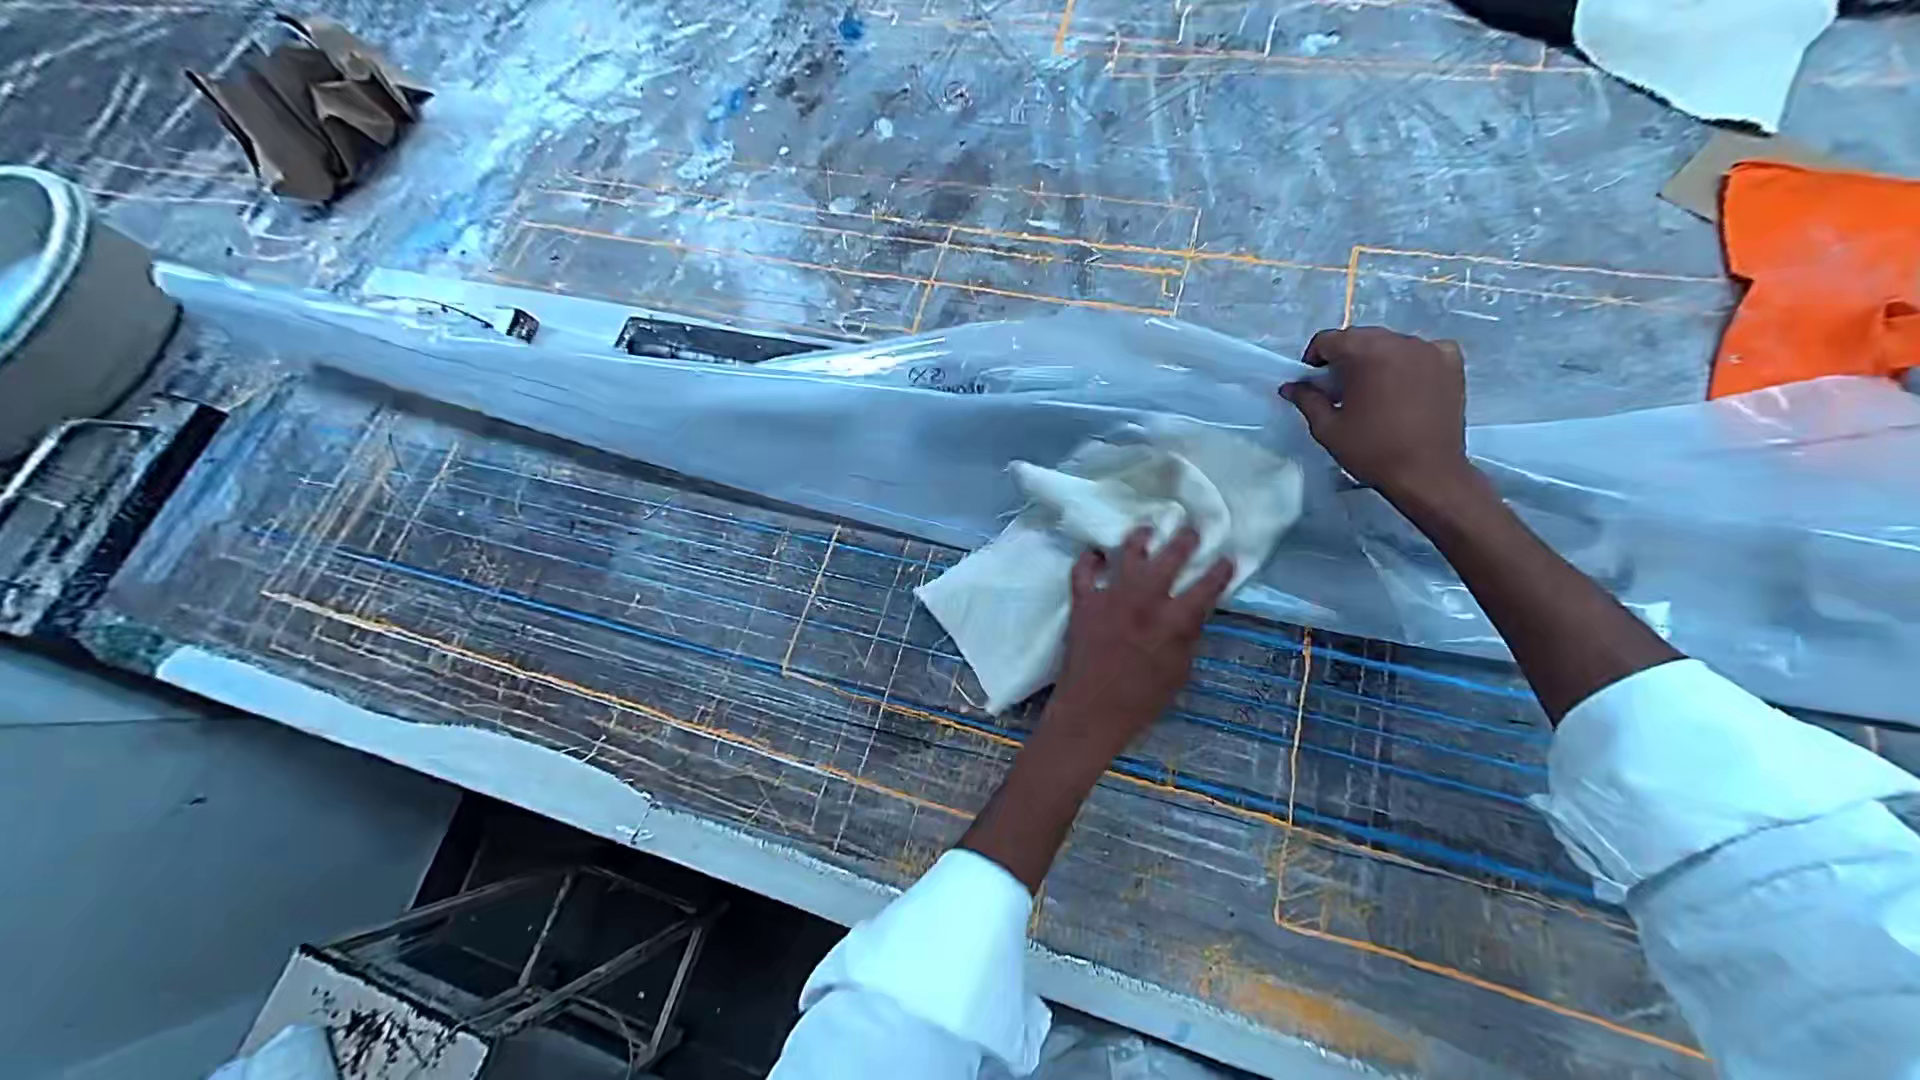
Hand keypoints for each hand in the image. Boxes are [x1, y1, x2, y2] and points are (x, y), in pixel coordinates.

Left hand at [1041, 526, 1232, 766]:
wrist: (1092, 710)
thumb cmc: (1142, 699)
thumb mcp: (1180, 671)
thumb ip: (1188, 636)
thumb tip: (1194, 611)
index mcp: (1175, 621)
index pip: (1206, 587)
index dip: (1220, 571)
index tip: (1227, 558)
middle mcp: (1144, 601)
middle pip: (1169, 558)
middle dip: (1184, 540)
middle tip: (1191, 529)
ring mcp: (1111, 597)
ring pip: (1126, 554)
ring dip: (1139, 538)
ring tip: (1145, 530)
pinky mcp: (1083, 601)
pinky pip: (1083, 571)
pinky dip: (1089, 559)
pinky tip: (1096, 553)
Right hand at [1280, 326, 1472, 496]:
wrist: (1426, 472)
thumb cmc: (1370, 450)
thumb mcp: (1327, 427)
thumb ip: (1307, 399)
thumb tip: (1290, 386)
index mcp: (1366, 353)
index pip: (1328, 339)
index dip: (1314, 359)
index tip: (1314, 383)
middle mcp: (1400, 342)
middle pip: (1360, 337)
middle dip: (1344, 357)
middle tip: (1340, 389)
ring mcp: (1430, 350)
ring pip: (1390, 343)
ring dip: (1375, 359)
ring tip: (1372, 390)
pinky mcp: (1451, 363)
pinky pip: (1423, 350)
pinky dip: (1408, 361)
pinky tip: (1404, 384)